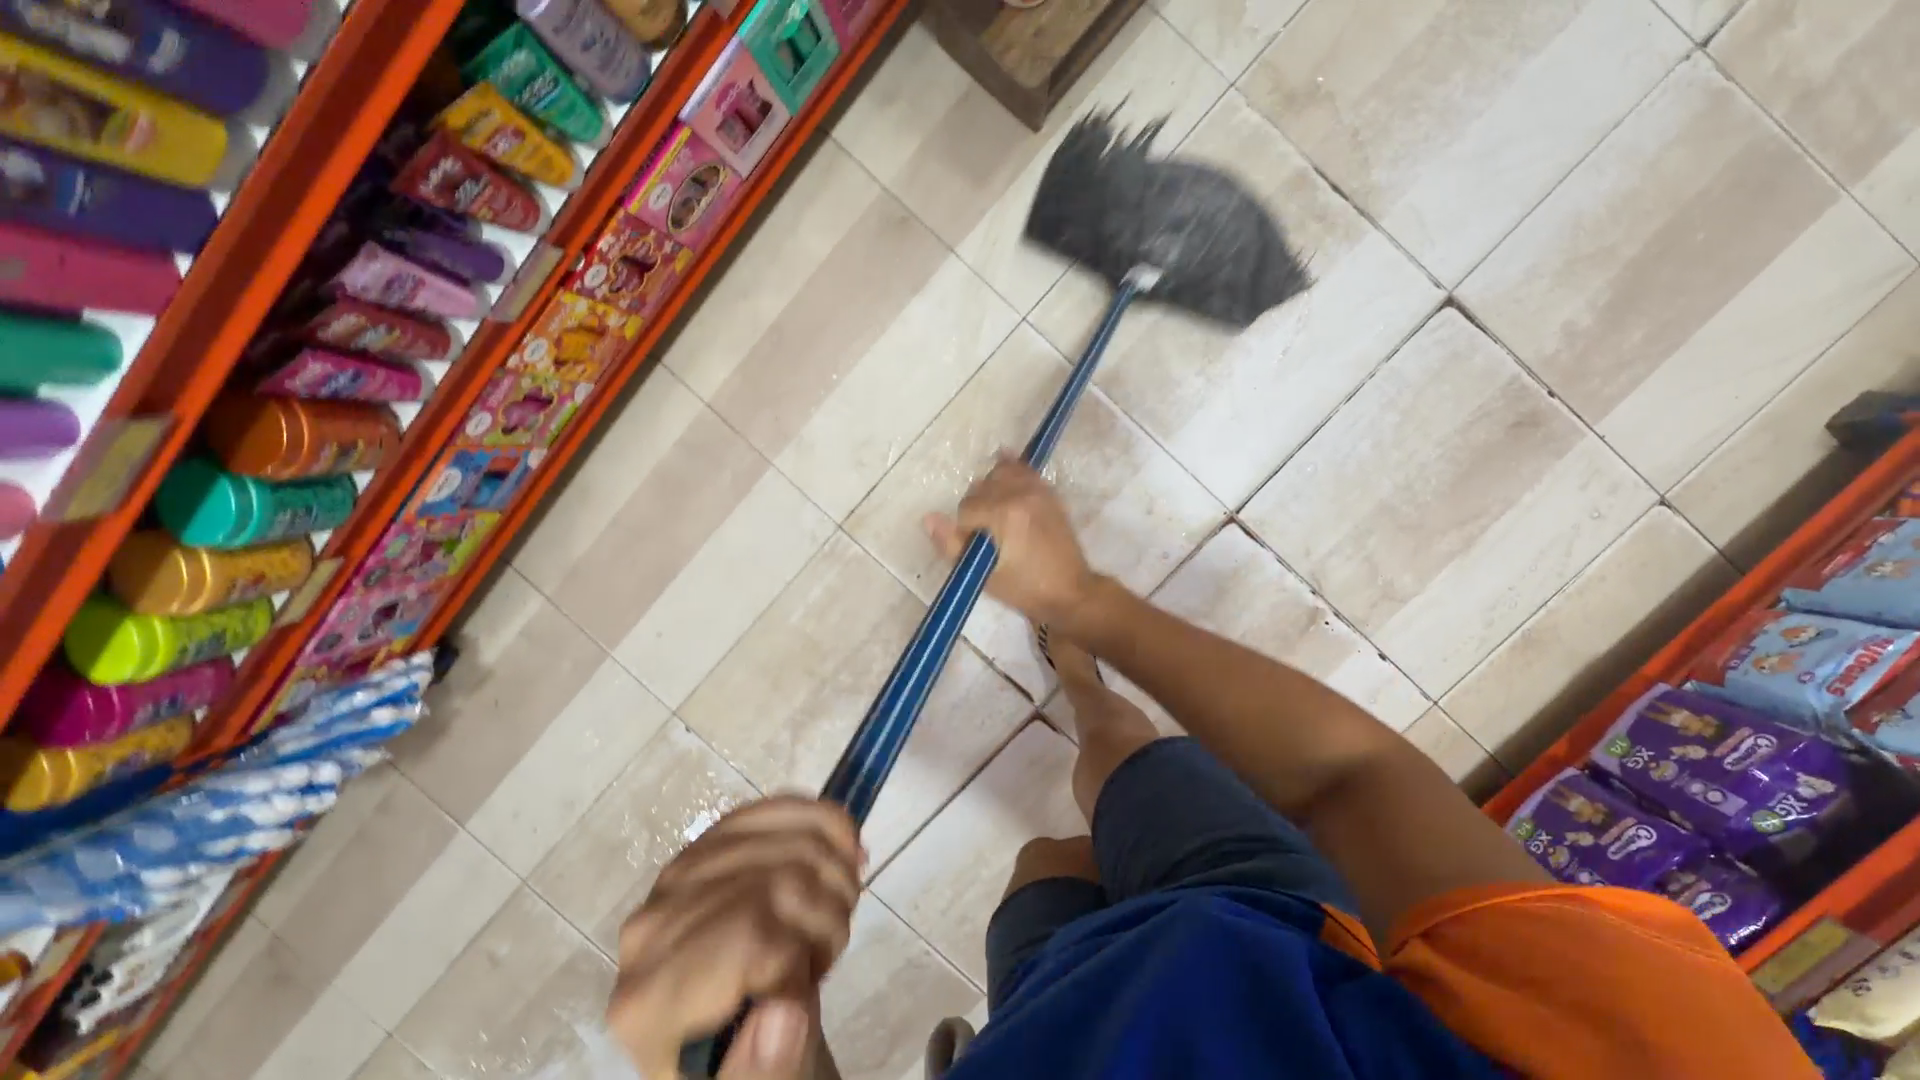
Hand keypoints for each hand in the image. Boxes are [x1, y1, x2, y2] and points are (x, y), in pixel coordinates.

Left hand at [606, 797, 862, 1078]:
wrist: (729, 1033)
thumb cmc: (744, 1066)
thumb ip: (763, 1068)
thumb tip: (784, 1015)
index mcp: (650, 1003)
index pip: (747, 933)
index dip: (805, 944)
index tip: (816, 976)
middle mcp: (648, 933)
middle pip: (771, 879)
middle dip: (827, 908)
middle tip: (830, 947)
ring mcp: (672, 883)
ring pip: (779, 838)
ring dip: (831, 869)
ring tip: (828, 914)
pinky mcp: (699, 850)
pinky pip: (768, 810)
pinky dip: (820, 821)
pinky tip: (840, 846)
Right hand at [924, 455, 1102, 626]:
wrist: (1070, 592)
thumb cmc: (1025, 589)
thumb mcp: (984, 576)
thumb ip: (952, 546)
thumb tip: (928, 518)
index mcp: (1004, 515)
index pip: (966, 509)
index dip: (964, 531)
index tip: (976, 550)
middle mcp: (1021, 494)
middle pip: (980, 489)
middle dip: (975, 509)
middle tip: (985, 536)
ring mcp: (1037, 490)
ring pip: (999, 473)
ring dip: (990, 488)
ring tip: (993, 512)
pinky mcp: (1048, 493)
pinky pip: (1024, 469)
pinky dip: (1011, 465)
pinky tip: (1002, 458)